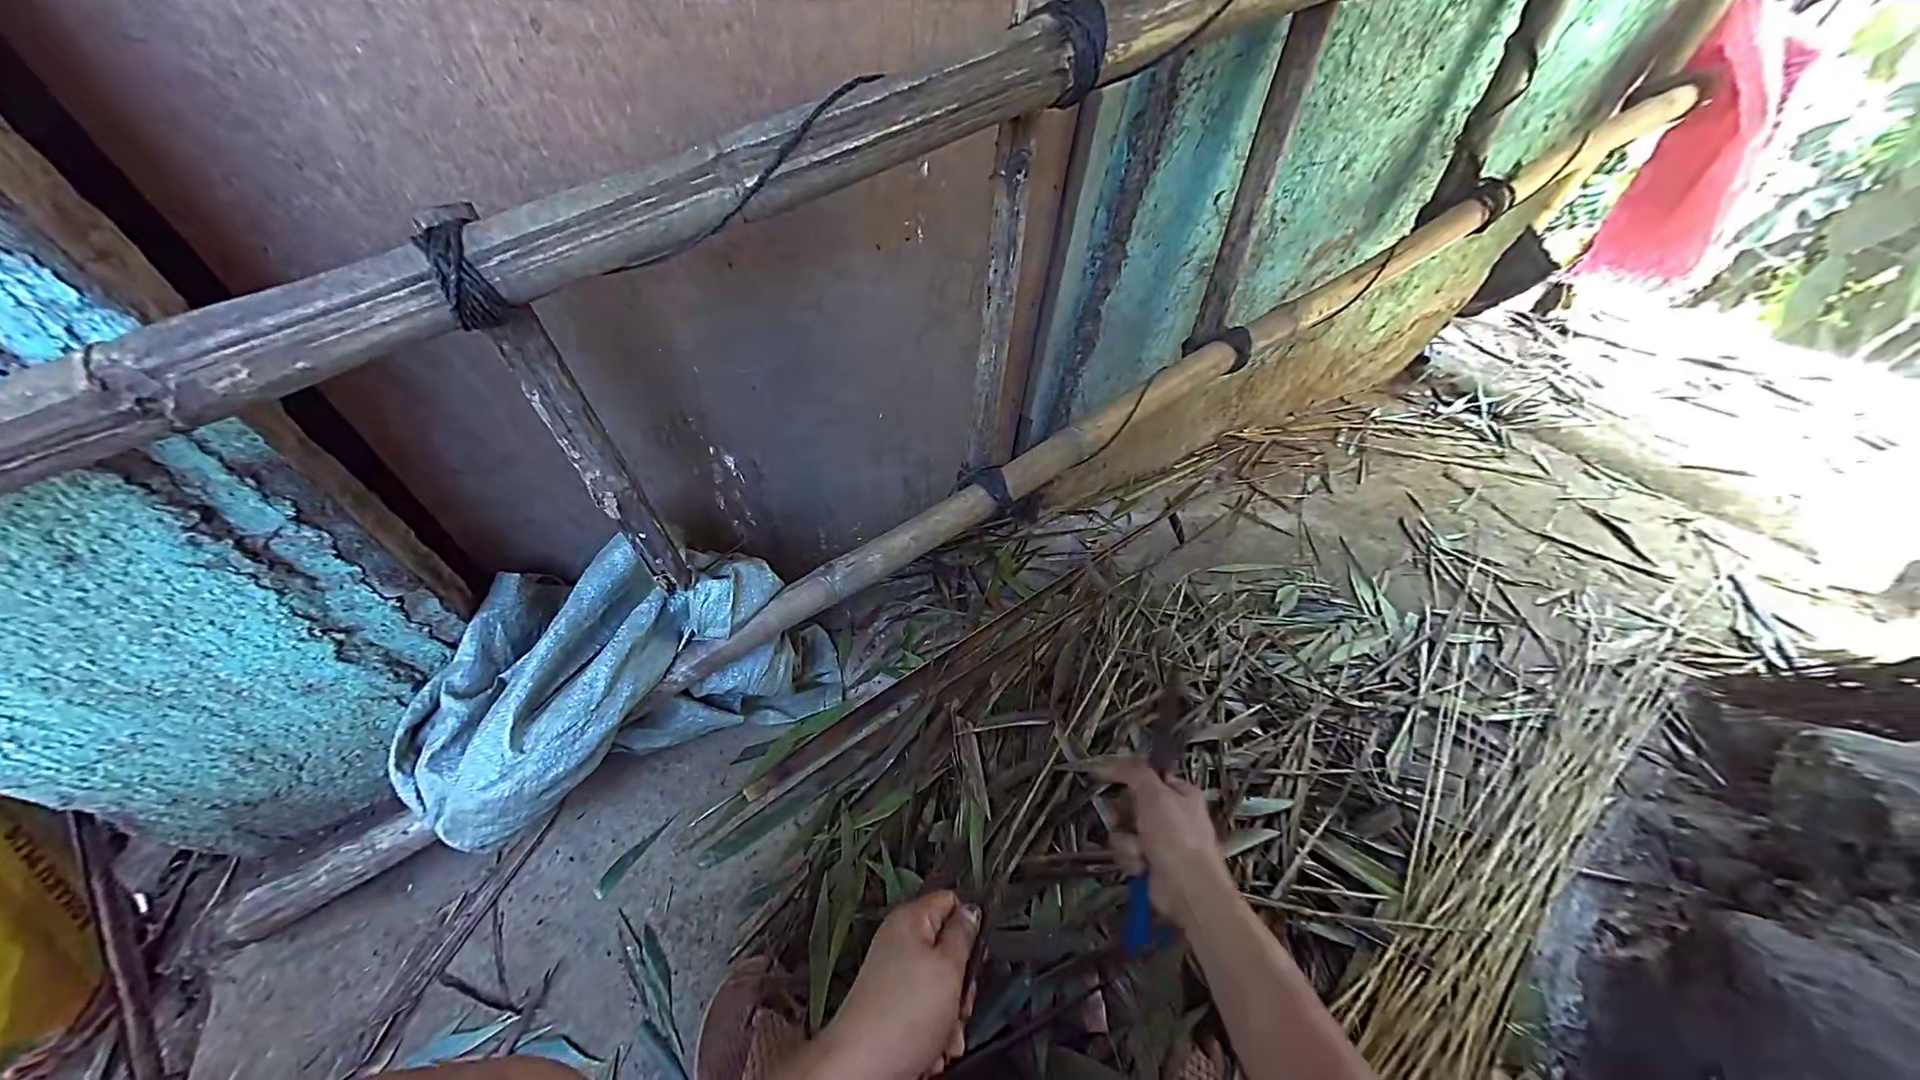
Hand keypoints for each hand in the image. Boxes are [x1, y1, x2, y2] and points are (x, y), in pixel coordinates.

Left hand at [804, 891, 978, 1079]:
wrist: (863, 1070)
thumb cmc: (901, 1015)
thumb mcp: (948, 968)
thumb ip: (964, 935)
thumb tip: (972, 911)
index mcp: (910, 920)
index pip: (950, 902)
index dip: (968, 924)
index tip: (974, 953)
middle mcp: (900, 944)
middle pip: (949, 951)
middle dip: (961, 983)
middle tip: (959, 1001)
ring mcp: (896, 978)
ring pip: (942, 987)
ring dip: (951, 1016)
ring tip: (944, 1035)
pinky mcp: (895, 1010)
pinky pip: (928, 1013)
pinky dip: (935, 1033)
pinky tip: (932, 1049)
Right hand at [1095, 758, 1234, 930]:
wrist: (1187, 889)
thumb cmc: (1181, 840)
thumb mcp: (1155, 793)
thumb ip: (1133, 772)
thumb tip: (1110, 764)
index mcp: (1180, 794)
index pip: (1147, 776)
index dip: (1128, 777)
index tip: (1110, 777)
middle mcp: (1170, 816)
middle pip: (1129, 803)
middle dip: (1124, 814)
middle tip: (1130, 819)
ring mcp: (1159, 841)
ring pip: (1122, 828)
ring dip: (1127, 840)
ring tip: (1141, 849)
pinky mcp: (1148, 862)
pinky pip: (1124, 850)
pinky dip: (1129, 857)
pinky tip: (1143, 863)